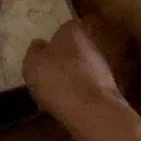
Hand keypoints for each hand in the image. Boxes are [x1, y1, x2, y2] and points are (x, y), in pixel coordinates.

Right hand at [23, 17, 132, 133]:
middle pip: (74, 48)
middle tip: (47, 72)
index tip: (44, 52)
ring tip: (54, 93)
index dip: (53, 40)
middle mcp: (91, 43)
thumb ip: (34, 51)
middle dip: (63, 59)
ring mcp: (103, 67)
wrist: (91, 111)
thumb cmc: (57, 79)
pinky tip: (68, 105)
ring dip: (71, 77)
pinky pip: (88, 87)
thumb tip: (39, 44)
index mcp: (73, 30)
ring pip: (82, 68)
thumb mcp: (32, 64)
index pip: (63, 28)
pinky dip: (79, 94)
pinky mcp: (108, 89)